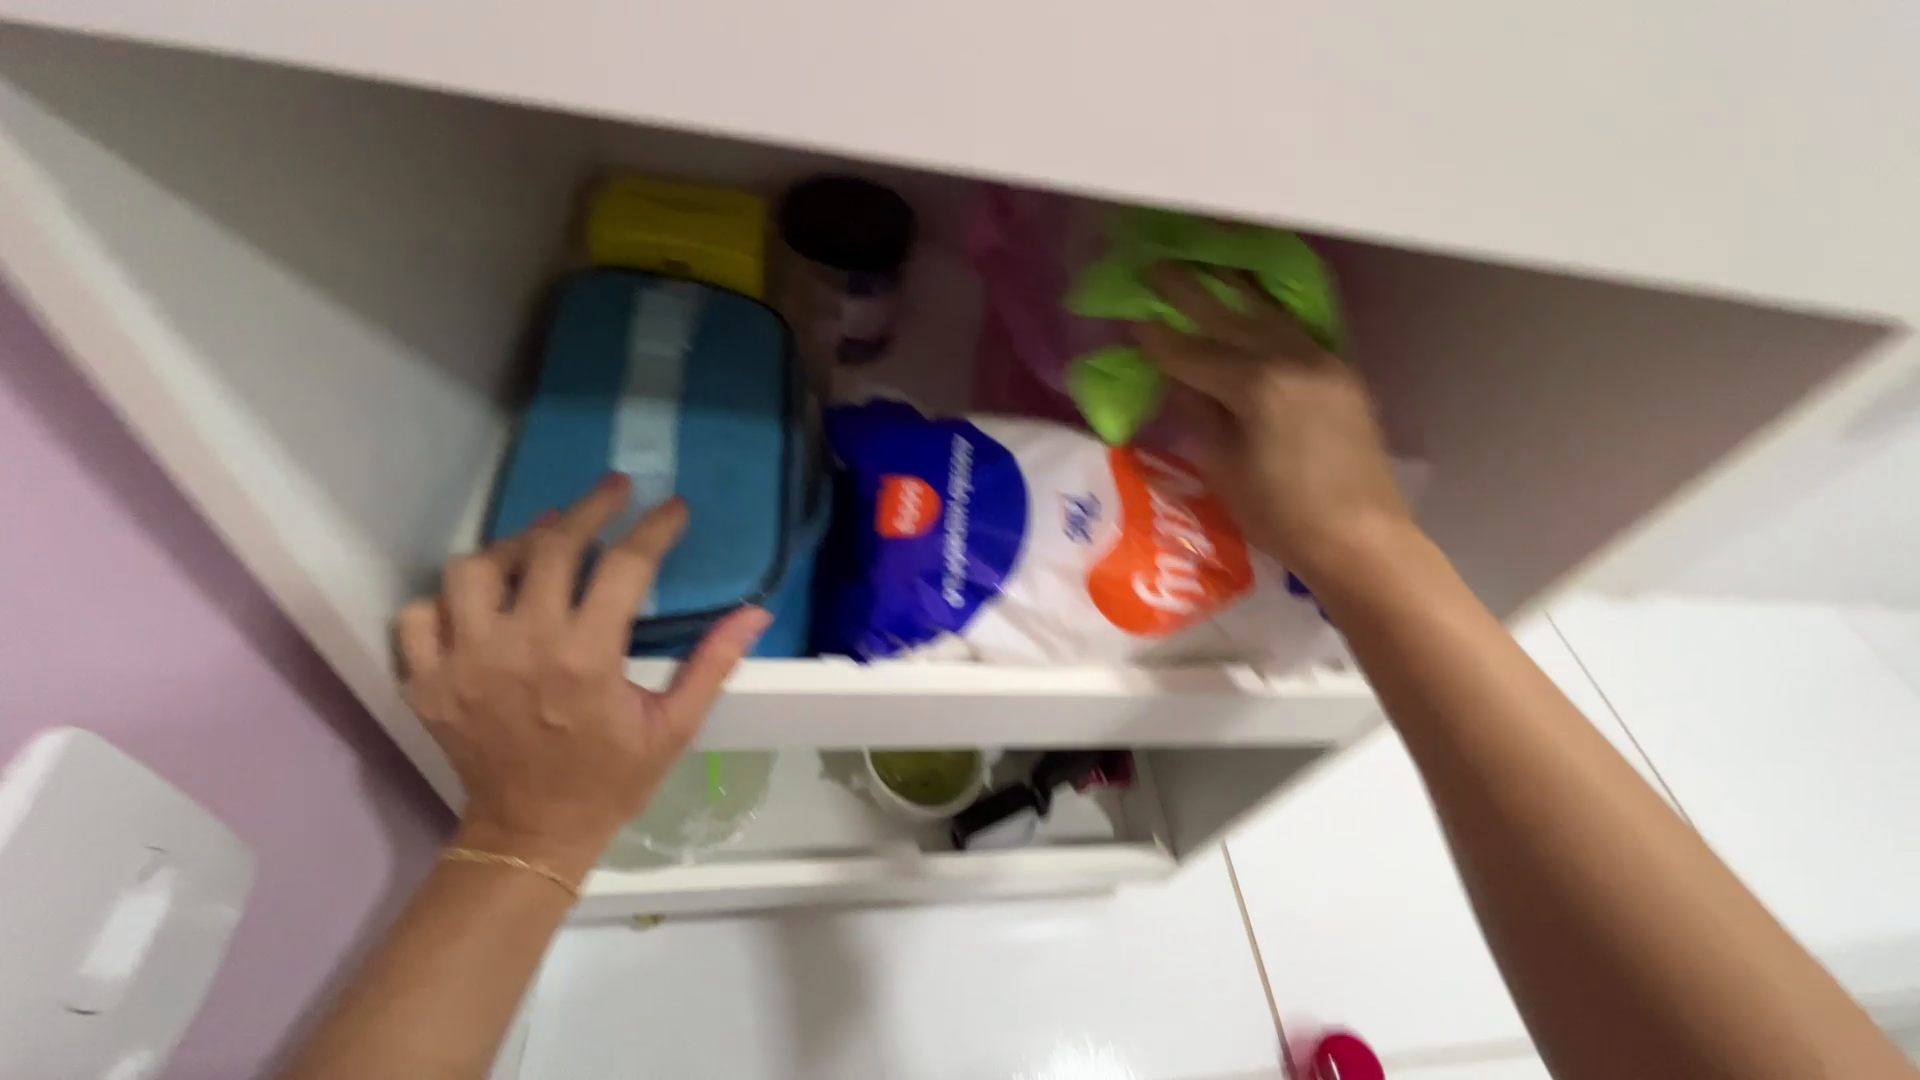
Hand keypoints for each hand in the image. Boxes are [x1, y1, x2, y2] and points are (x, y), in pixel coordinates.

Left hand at [395, 475, 770, 880]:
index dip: (654, 528)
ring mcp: (462, 663)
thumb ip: (713, 663)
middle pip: (550, 548)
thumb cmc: (612, 778)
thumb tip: (756, 613)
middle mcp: (519, 648)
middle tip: (614, 490)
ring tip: (545, 541)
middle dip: (590, 509)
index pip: (624, 566)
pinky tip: (486, 601)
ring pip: (474, 568)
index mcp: (586, 658)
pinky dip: (450, 599)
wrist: (531, 834)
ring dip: (515, 545)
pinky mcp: (425, 681)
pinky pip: (421, 613)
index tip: (673, 508)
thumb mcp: (676, 725)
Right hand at [1135, 262, 1413, 588]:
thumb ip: (1199, 413)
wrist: (1361, 537)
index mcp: (1255, 386)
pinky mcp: (1341, 373)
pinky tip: (1256, 303)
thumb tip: (1179, 379)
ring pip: (1268, 316)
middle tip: (1156, 267)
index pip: (1192, 353)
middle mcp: (1290, 359)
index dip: (1157, 337)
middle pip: (1229, 318)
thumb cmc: (1279, 515)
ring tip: (1207, 267)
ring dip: (1233, 291)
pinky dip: (1268, 314)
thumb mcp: (1222, 467)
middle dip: (1189, 293)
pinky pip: (1296, 331)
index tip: (1129, 315)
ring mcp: (1322, 361)